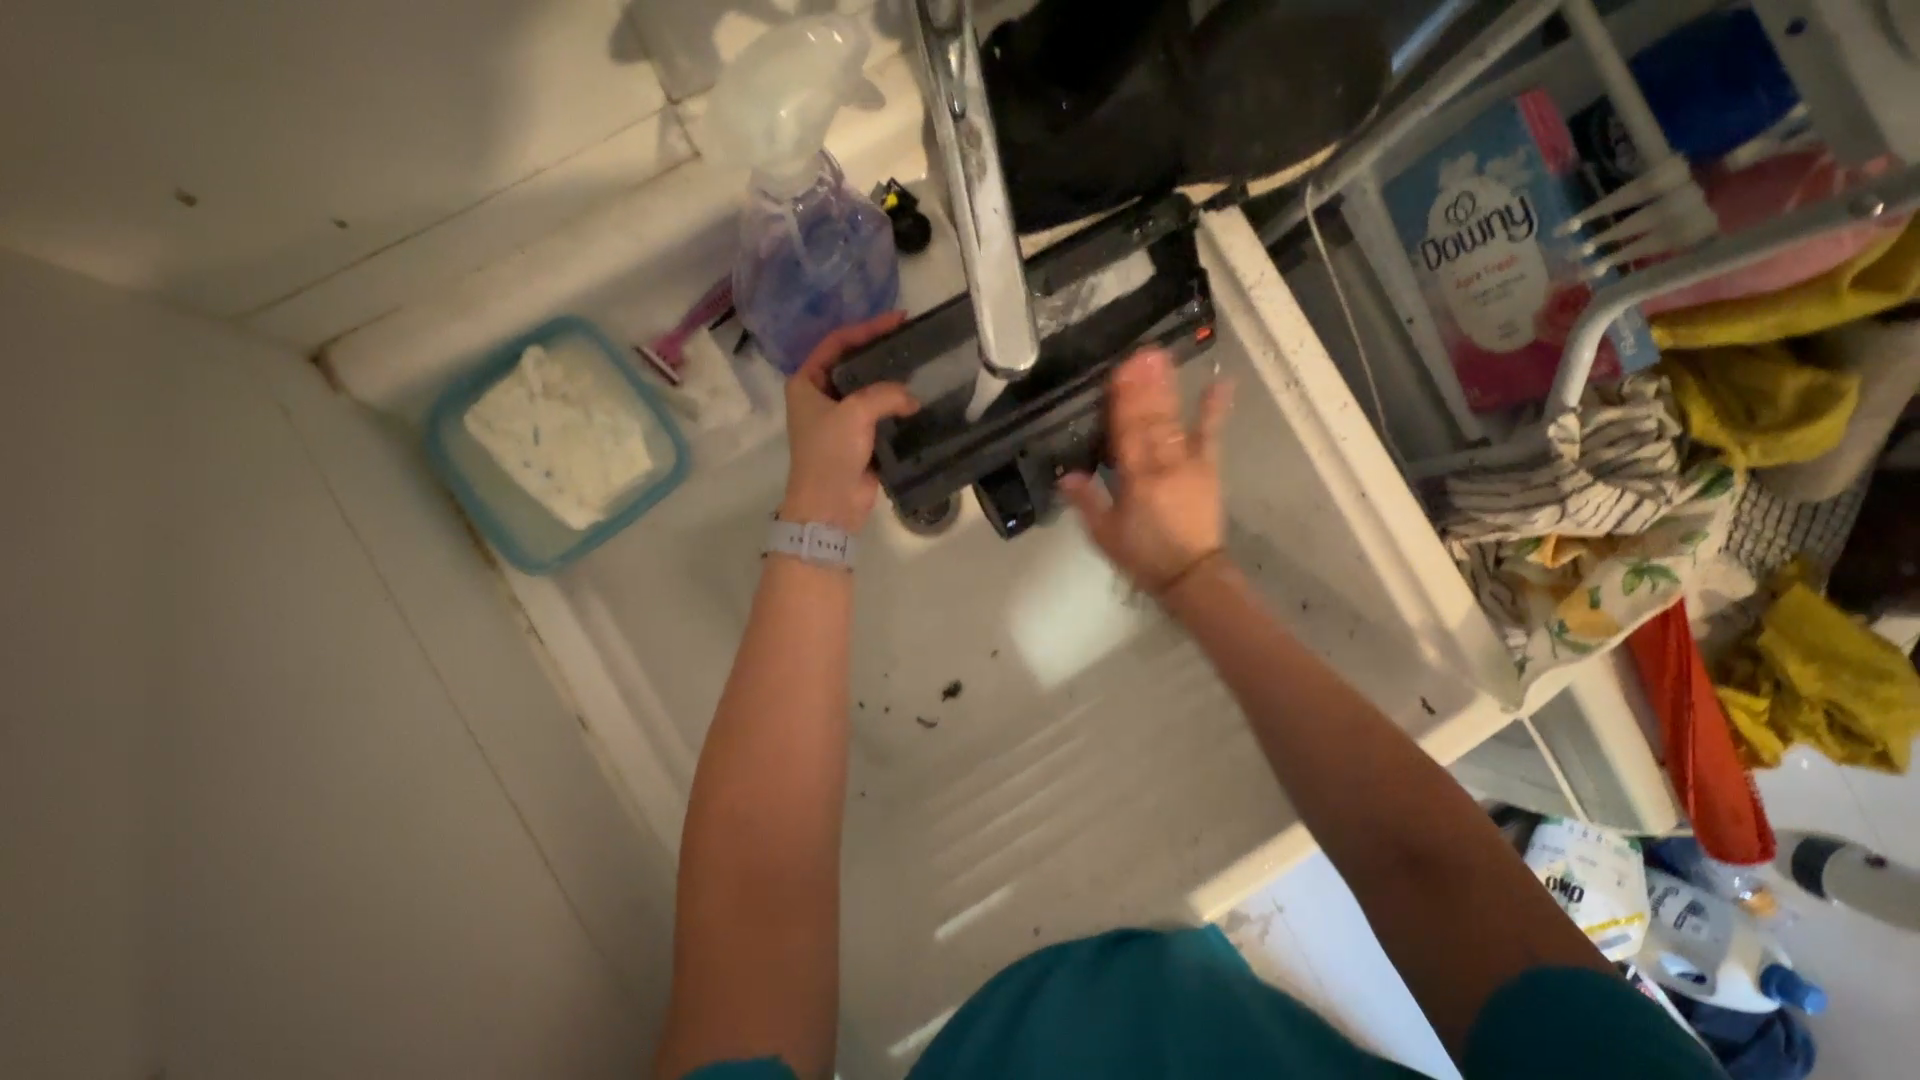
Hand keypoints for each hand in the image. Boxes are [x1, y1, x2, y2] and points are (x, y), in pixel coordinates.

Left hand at [780, 311, 918, 530]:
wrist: (829, 505)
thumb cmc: (830, 453)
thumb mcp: (855, 413)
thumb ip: (885, 394)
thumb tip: (912, 398)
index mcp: (806, 382)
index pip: (837, 343)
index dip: (867, 328)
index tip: (898, 318)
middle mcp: (821, 396)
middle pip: (854, 363)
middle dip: (881, 351)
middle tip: (912, 338)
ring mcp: (840, 418)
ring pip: (869, 389)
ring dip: (892, 380)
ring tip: (920, 365)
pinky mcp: (859, 439)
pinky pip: (880, 414)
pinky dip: (897, 406)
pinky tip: (918, 398)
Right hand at [1059, 348, 1233, 594]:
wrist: (1191, 576)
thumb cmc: (1143, 556)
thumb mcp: (1105, 534)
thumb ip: (1087, 502)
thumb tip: (1065, 475)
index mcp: (1137, 481)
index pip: (1126, 433)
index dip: (1123, 402)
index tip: (1119, 372)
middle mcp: (1164, 466)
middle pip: (1151, 420)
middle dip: (1145, 386)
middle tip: (1141, 354)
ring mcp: (1189, 464)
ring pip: (1174, 422)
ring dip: (1167, 389)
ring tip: (1160, 360)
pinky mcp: (1208, 468)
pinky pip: (1211, 435)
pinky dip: (1215, 409)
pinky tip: (1221, 382)